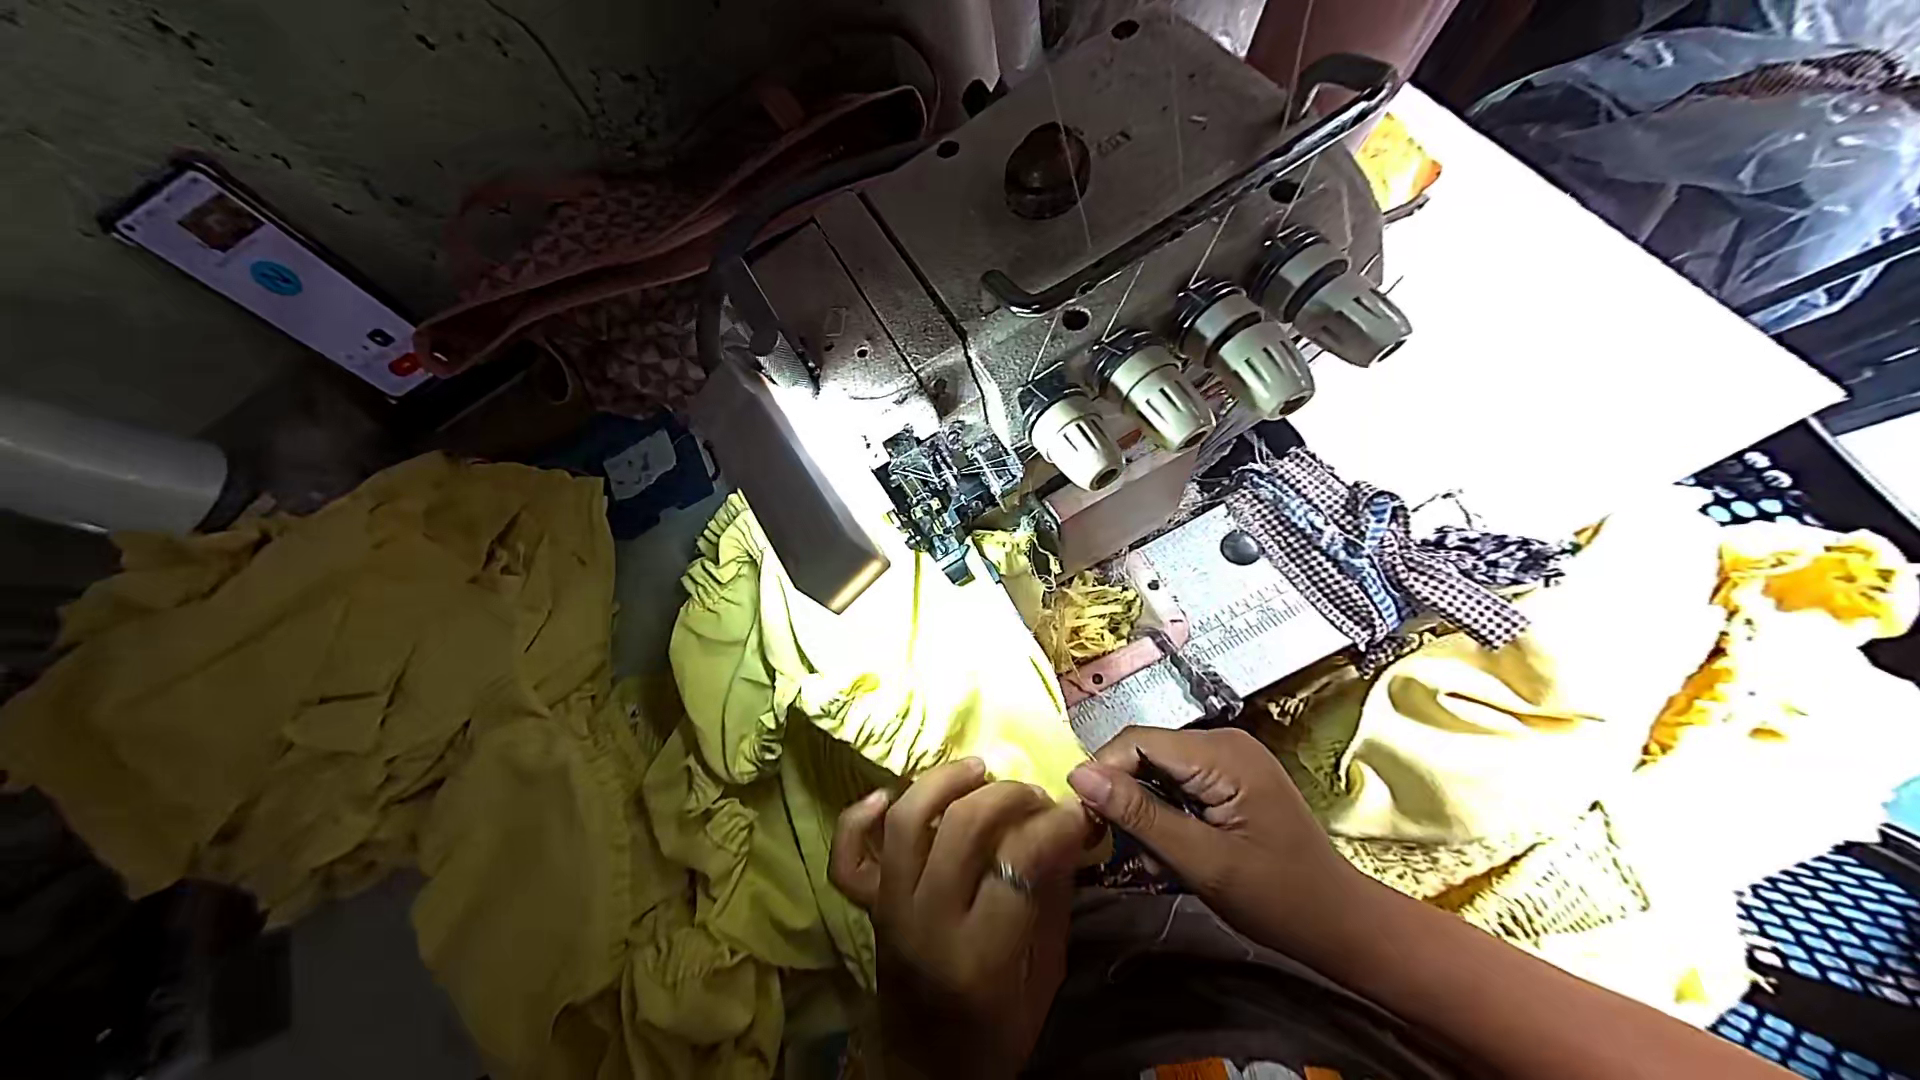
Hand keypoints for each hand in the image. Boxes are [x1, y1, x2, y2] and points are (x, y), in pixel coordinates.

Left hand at [830, 758, 1096, 1079]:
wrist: (931, 1072)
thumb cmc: (999, 1028)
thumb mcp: (1044, 971)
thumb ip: (1053, 895)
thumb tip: (1068, 824)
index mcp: (981, 954)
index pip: (1018, 860)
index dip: (1054, 825)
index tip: (1074, 811)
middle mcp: (927, 922)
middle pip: (961, 826)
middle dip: (1006, 795)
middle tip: (1033, 794)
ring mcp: (888, 910)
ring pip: (905, 821)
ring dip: (943, 782)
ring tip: (978, 770)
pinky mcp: (866, 907)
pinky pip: (847, 855)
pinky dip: (859, 816)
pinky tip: (889, 795)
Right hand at [1067, 726, 1362, 953]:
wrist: (1342, 924)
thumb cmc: (1280, 898)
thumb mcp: (1202, 861)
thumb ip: (1140, 815)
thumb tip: (1079, 776)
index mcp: (1222, 753)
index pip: (1137, 741)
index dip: (1104, 773)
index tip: (1086, 816)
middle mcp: (1223, 742)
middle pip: (1145, 752)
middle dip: (1124, 795)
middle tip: (1114, 842)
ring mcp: (1228, 758)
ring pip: (1157, 769)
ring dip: (1144, 810)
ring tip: (1150, 857)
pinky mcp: (1229, 777)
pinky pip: (1178, 782)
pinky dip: (1165, 813)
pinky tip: (1170, 850)